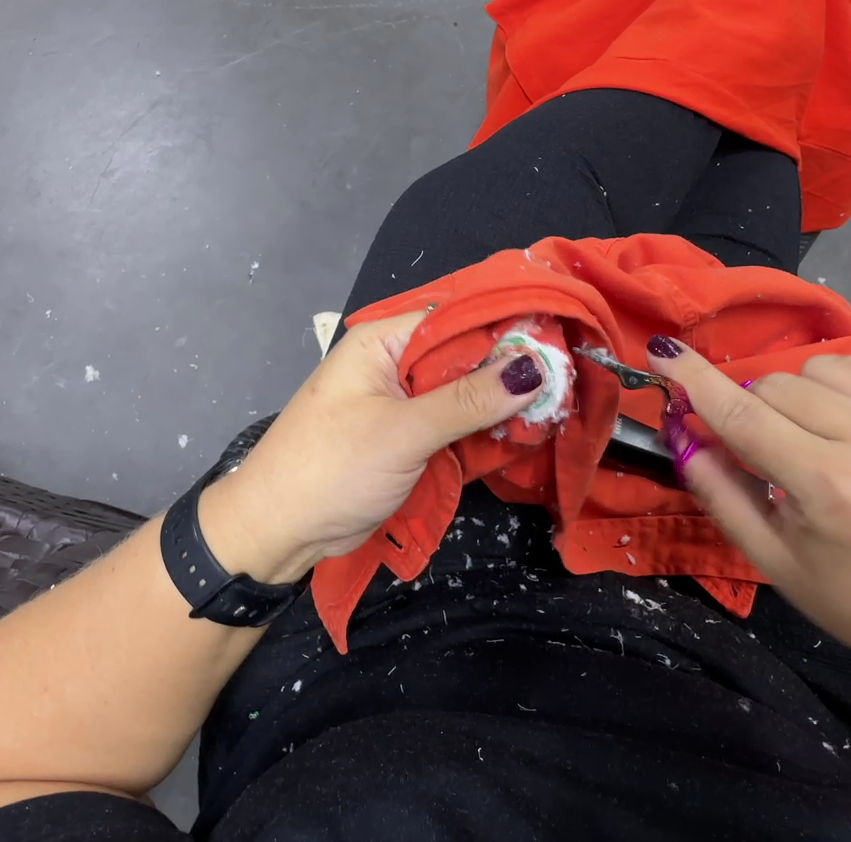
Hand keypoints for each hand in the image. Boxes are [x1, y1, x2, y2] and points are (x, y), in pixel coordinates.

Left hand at [199, 311, 542, 583]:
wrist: (279, 530)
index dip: (508, 329)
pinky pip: (456, 424)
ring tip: (559, 410)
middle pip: (466, 356)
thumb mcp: (403, 432)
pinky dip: (485, 431)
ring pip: (466, 393)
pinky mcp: (409, 438)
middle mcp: (395, 363)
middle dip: (511, 371)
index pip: (457, 319)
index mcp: (383, 342)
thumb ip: (469, 400)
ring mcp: (403, 403)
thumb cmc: (331, 468)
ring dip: (503, 405)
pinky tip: (526, 435)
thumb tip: (535, 367)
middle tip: (571, 382)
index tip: (562, 341)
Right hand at [644, 336, 850, 685]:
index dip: (694, 381)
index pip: (742, 414)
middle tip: (763, 454)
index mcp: (832, 487)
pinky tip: (845, 422)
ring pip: (816, 367)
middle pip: (774, 385)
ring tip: (810, 439)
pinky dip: (836, 384)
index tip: (662, 353)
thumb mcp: (775, 562)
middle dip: (751, 410)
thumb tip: (683, 434)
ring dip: (794, 394)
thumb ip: (719, 492)